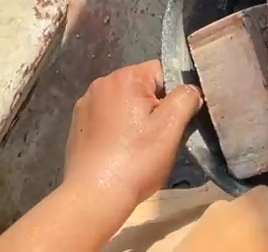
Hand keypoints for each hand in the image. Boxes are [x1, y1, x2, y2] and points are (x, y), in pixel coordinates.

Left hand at [63, 61, 203, 209]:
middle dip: (152, 107)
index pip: (161, 72)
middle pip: (141, 87)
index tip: (171, 122)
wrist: (94, 196)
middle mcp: (103, 82)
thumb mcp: (170, 129)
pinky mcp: (77, 123)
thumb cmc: (135, 160)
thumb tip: (190, 89)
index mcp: (125, 77)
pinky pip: (105, 116)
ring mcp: (86, 102)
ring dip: (132, 117)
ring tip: (135, 148)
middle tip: (155, 138)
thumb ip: (185, 99)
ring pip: (123, 102)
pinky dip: (114, 128)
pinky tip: (116, 151)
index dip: (172, 95)